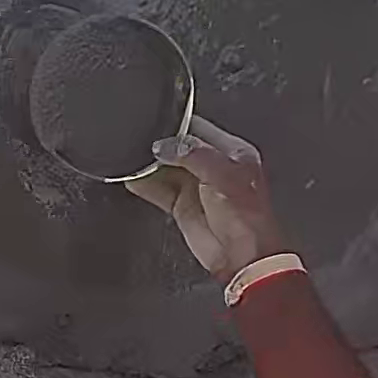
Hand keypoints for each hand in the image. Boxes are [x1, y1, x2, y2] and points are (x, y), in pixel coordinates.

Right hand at [126, 115, 288, 281]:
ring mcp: (197, 187)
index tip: (158, 122)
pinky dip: (144, 185)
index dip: (179, 125)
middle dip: (161, 146)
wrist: (241, 255)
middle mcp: (214, 168)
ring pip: (166, 169)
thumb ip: (191, 153)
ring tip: (131, 159)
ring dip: (149, 165)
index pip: (199, 129)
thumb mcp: (220, 173)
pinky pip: (159, 190)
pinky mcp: (183, 206)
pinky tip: (132, 178)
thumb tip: (164, 145)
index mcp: (232, 153)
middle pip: (180, 149)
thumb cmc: (246, 216)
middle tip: (140, 142)